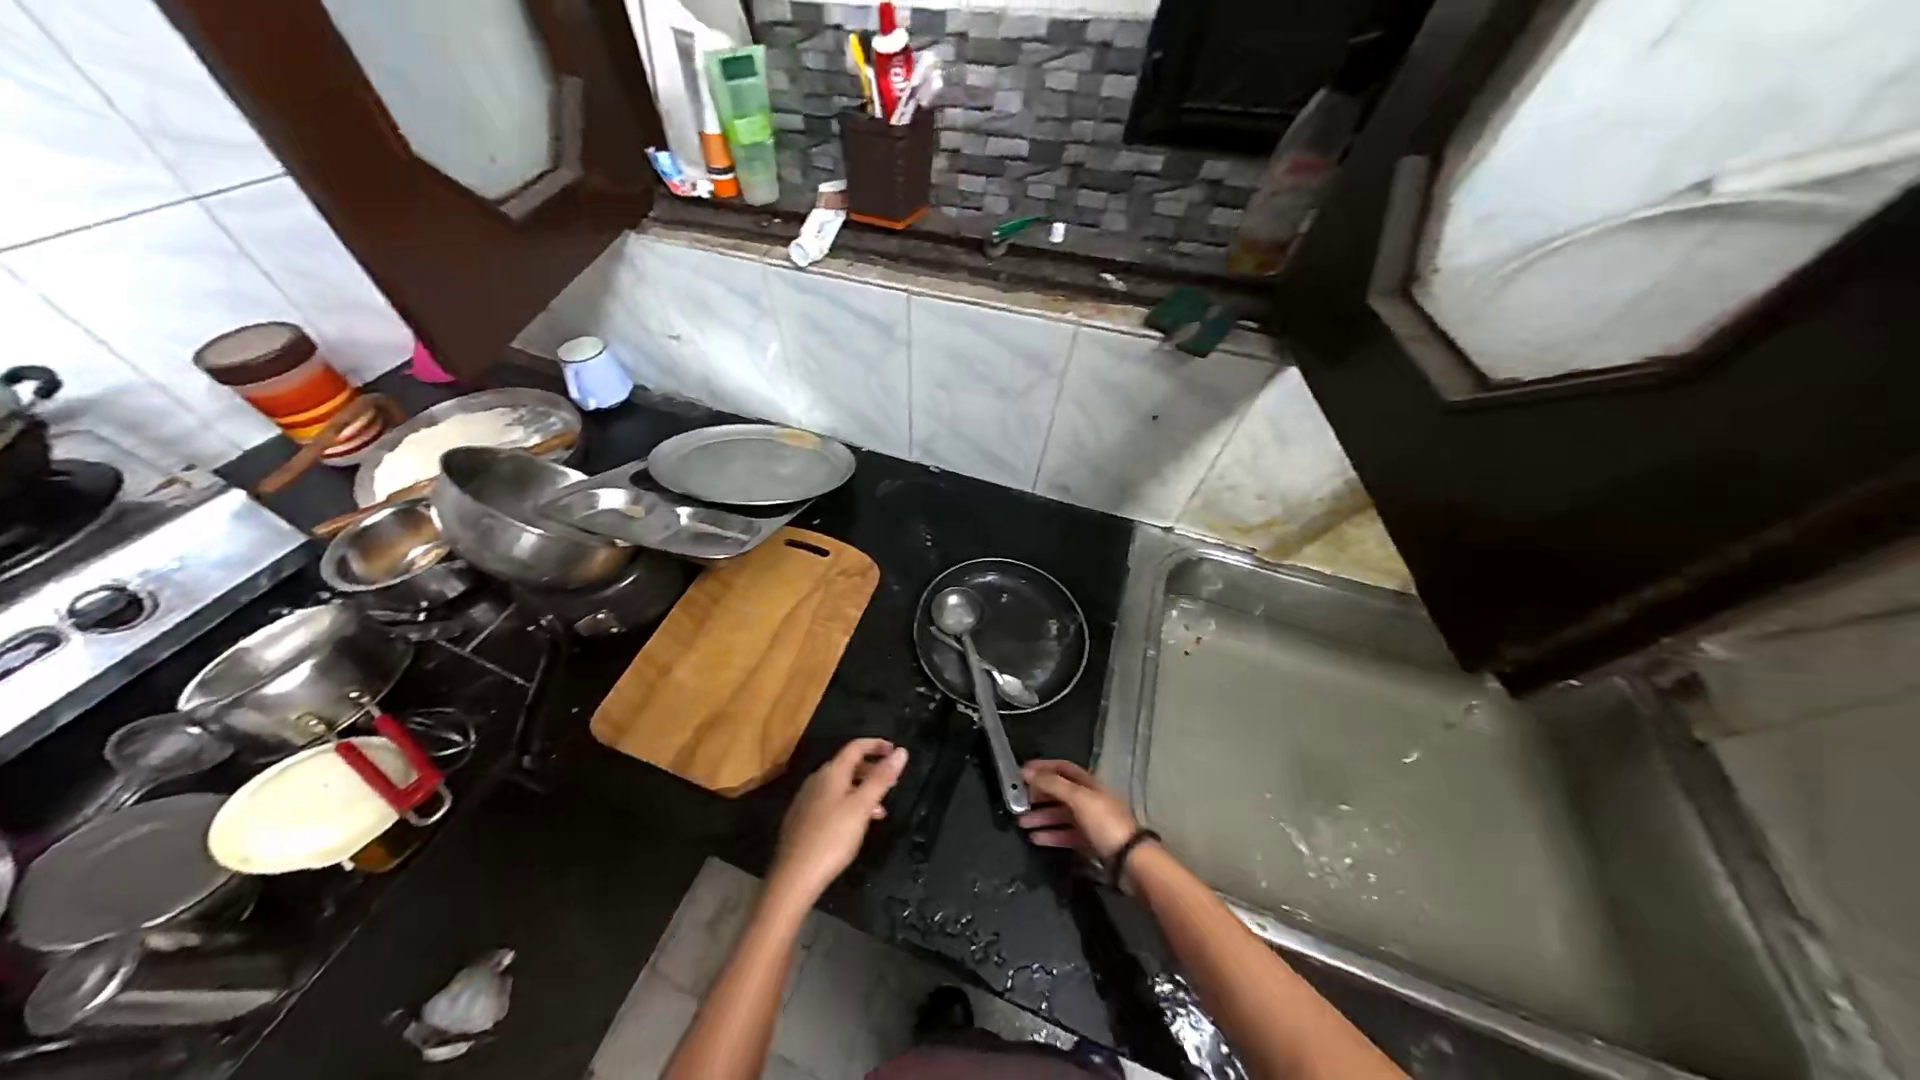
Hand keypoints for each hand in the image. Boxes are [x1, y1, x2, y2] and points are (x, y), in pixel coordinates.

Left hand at [769, 738, 908, 903]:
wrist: (794, 876)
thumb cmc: (832, 838)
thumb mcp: (862, 807)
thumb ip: (881, 778)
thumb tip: (901, 751)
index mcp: (831, 773)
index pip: (856, 747)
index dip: (876, 745)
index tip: (895, 751)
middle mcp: (816, 780)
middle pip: (847, 766)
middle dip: (871, 770)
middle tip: (891, 783)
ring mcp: (806, 800)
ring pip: (839, 786)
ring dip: (861, 791)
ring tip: (878, 811)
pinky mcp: (801, 819)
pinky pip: (829, 801)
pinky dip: (848, 804)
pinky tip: (854, 826)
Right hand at [1016, 759, 1139, 862]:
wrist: (1129, 860)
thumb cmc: (1105, 823)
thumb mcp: (1078, 798)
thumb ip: (1053, 784)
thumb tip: (1028, 772)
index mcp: (1088, 784)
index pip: (1062, 768)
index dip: (1042, 768)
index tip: (1021, 772)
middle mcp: (1088, 800)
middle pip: (1058, 793)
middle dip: (1037, 795)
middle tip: (1017, 801)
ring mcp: (1089, 822)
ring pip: (1059, 815)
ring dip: (1040, 817)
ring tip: (1021, 823)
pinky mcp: (1088, 843)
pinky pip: (1064, 835)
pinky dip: (1050, 835)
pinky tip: (1035, 838)